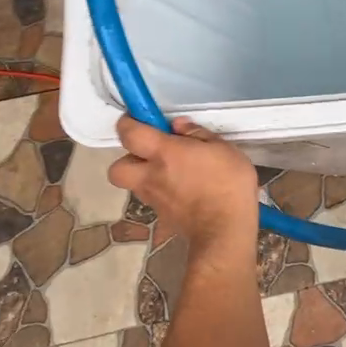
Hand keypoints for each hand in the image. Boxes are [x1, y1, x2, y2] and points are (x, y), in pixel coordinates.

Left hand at [108, 115, 261, 256]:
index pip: (130, 134)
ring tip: (174, 170)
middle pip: (118, 167)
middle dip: (130, 158)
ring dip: (146, 174)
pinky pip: (152, 196)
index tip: (139, 117)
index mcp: (164, 153)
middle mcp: (150, 175)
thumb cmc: (228, 182)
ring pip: (134, 183)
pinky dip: (162, 190)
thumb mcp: (223, 149)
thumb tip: (178, 126)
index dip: (129, 122)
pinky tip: (185, 188)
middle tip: (154, 153)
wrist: (225, 228)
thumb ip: (198, 134)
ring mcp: (153, 198)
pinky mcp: (161, 215)